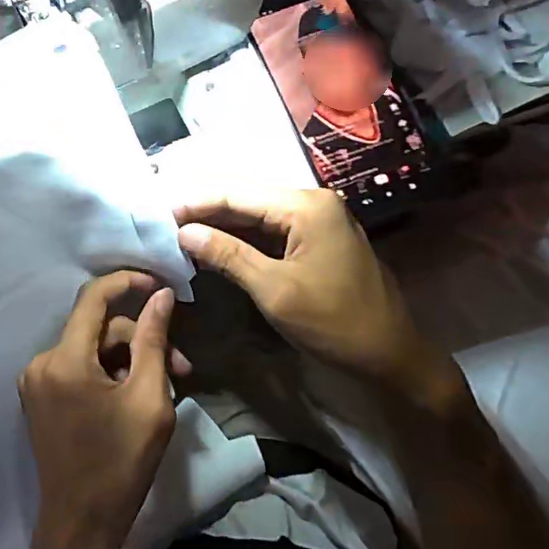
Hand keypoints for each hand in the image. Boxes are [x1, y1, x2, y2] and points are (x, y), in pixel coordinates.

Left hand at [18, 271, 184, 548]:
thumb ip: (153, 341)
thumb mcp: (149, 400)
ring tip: (164, 387)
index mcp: (64, 361)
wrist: (80, 525)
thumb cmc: (120, 465)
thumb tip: (161, 296)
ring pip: (91, 349)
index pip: (93, 298)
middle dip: (140, 340)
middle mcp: (41, 362)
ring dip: (128, 359)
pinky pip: (79, 367)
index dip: (127, 282)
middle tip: (181, 368)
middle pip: (98, 328)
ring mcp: (36, 381)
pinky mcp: (39, 397)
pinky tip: (134, 395)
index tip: (159, 284)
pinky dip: (108, 373)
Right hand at [174, 190, 451, 401]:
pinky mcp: (314, 239)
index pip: (236, 193)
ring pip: (253, 215)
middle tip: (161, 222)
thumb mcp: (274, 290)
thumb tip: (184, 232)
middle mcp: (310, 201)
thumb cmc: (334, 323)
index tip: (157, 213)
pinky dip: (239, 239)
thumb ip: (227, 255)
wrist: (391, 354)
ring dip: (218, 224)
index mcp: (305, 205)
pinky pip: (268, 231)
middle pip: (244, 199)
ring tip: (176, 231)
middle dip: (202, 210)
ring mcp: (314, 219)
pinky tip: (210, 244)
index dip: (194, 202)